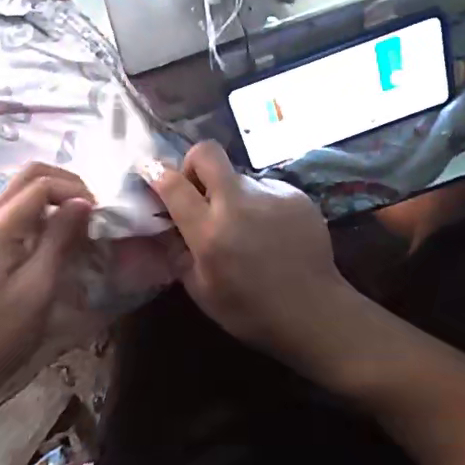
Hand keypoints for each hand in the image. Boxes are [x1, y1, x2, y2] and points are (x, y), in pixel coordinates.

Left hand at [0, 163, 92, 414]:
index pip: (42, 183)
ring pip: (20, 193)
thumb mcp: (40, 286)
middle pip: (27, 177)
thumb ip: (61, 237)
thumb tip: (84, 201)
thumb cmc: (1, 333)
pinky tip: (57, 240)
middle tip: (91, 207)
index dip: (76, 190)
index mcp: (0, 226)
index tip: (100, 214)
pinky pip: (15, 215)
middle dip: (64, 183)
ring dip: (52, 197)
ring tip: (79, 222)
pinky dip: (40, 214)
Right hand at [139, 142, 356, 361]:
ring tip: (246, 229)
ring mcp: (271, 193)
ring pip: (239, 177)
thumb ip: (177, 252)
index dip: (156, 172)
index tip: (150, 170)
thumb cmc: (251, 311)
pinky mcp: (296, 194)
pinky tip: (272, 233)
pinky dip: (260, 205)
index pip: (174, 184)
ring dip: (233, 195)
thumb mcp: (201, 290)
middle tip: (199, 192)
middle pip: (208, 153)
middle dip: (195, 164)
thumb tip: (162, 224)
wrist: (313, 311)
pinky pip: (266, 189)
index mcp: (210, 230)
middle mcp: (239, 202)